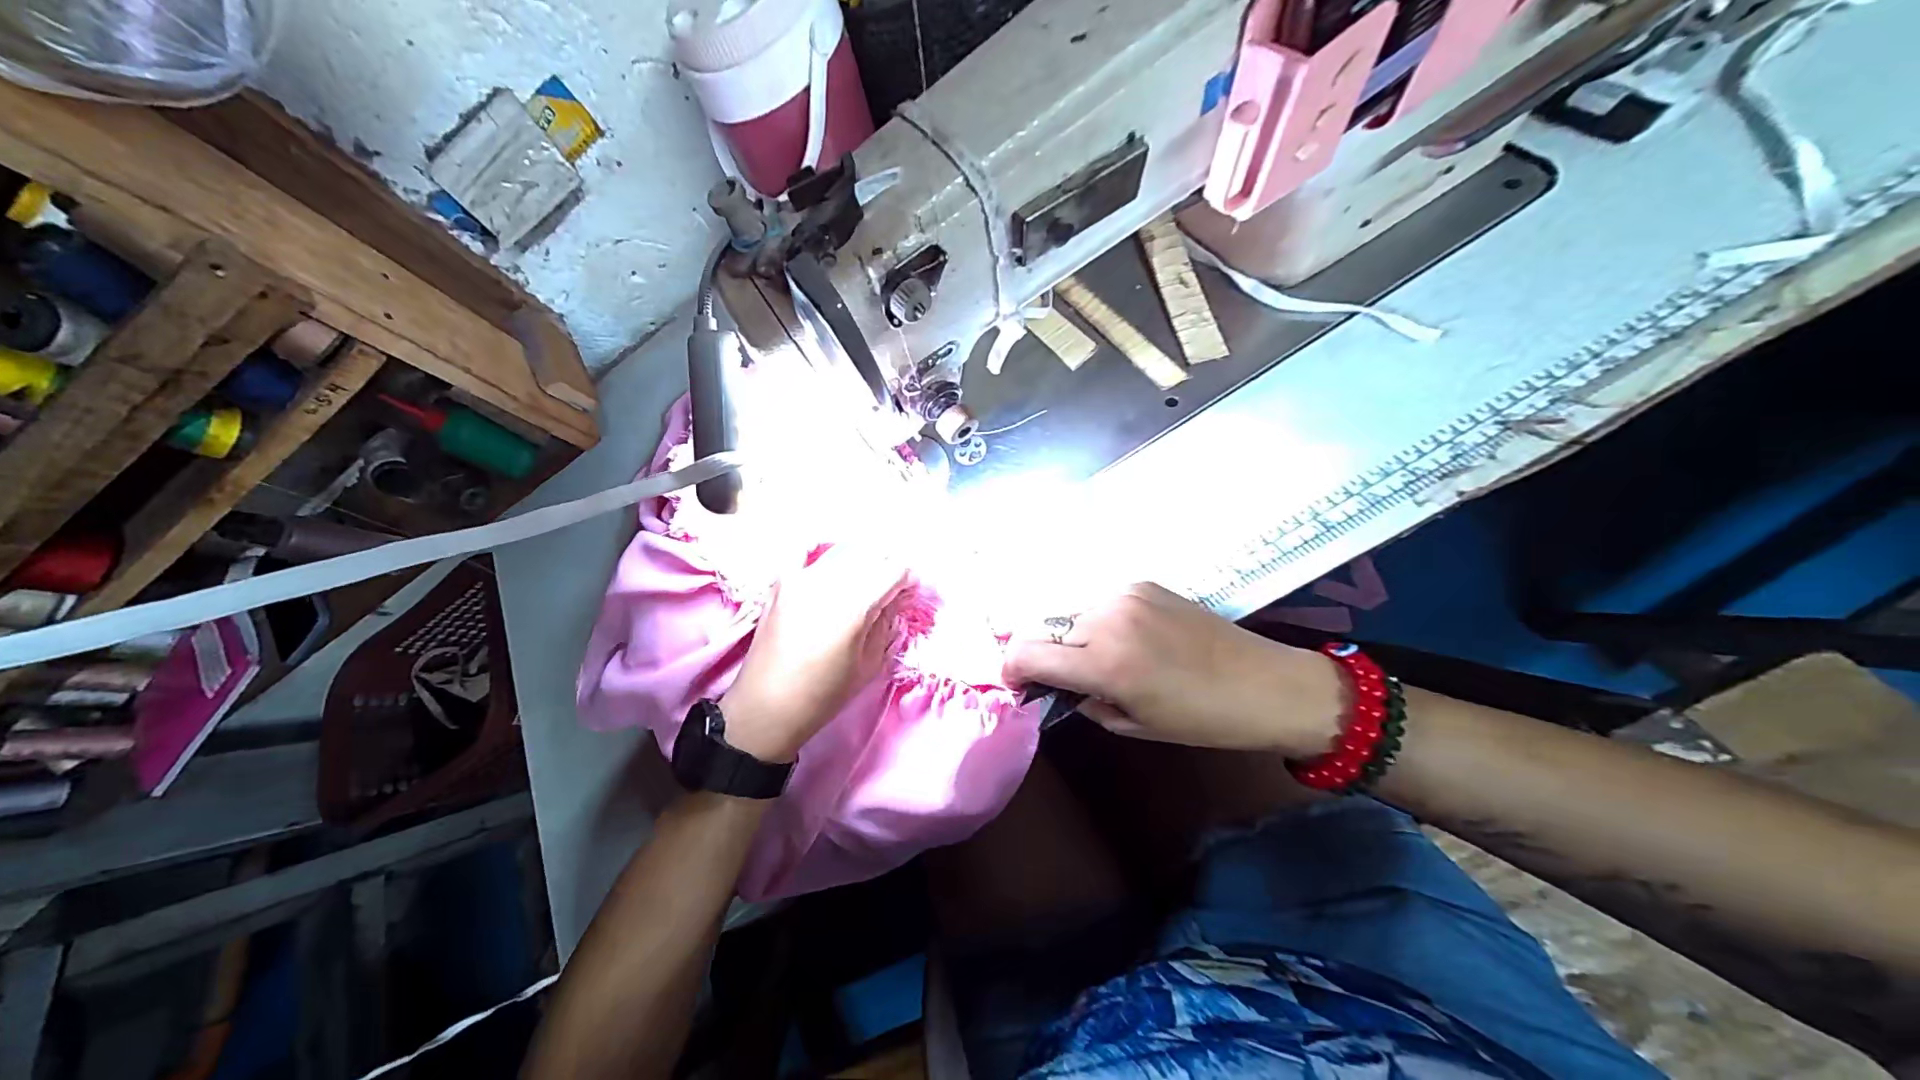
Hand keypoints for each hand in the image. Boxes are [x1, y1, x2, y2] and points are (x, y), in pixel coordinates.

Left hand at [721, 545, 910, 762]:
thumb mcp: (869, 663)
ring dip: (861, 563)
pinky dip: (822, 552)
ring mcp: (802, 577)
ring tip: (862, 586)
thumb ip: (887, 622)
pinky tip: (830, 564)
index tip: (908, 596)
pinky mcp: (782, 581)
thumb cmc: (824, 695)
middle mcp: (828, 582)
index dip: (907, 582)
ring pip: (844, 551)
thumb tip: (898, 598)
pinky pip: (806, 551)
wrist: (767, 706)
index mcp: (854, 606)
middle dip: (886, 570)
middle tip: (889, 593)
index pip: (894, 570)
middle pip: (872, 555)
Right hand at [1003, 583, 1346, 756]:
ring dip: (1070, 636)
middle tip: (1056, 676)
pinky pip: (1100, 602)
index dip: (1012, 670)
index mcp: (1105, 662)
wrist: (1266, 683)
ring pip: (1071, 613)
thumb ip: (1085, 700)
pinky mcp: (1144, 583)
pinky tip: (1126, 640)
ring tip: (1098, 658)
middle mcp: (1108, 618)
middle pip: (1043, 628)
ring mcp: (1126, 594)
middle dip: (1040, 654)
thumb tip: (1060, 684)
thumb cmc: (1200, 719)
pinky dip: (1098, 621)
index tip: (1019, 685)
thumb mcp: (1133, 725)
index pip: (1027, 653)